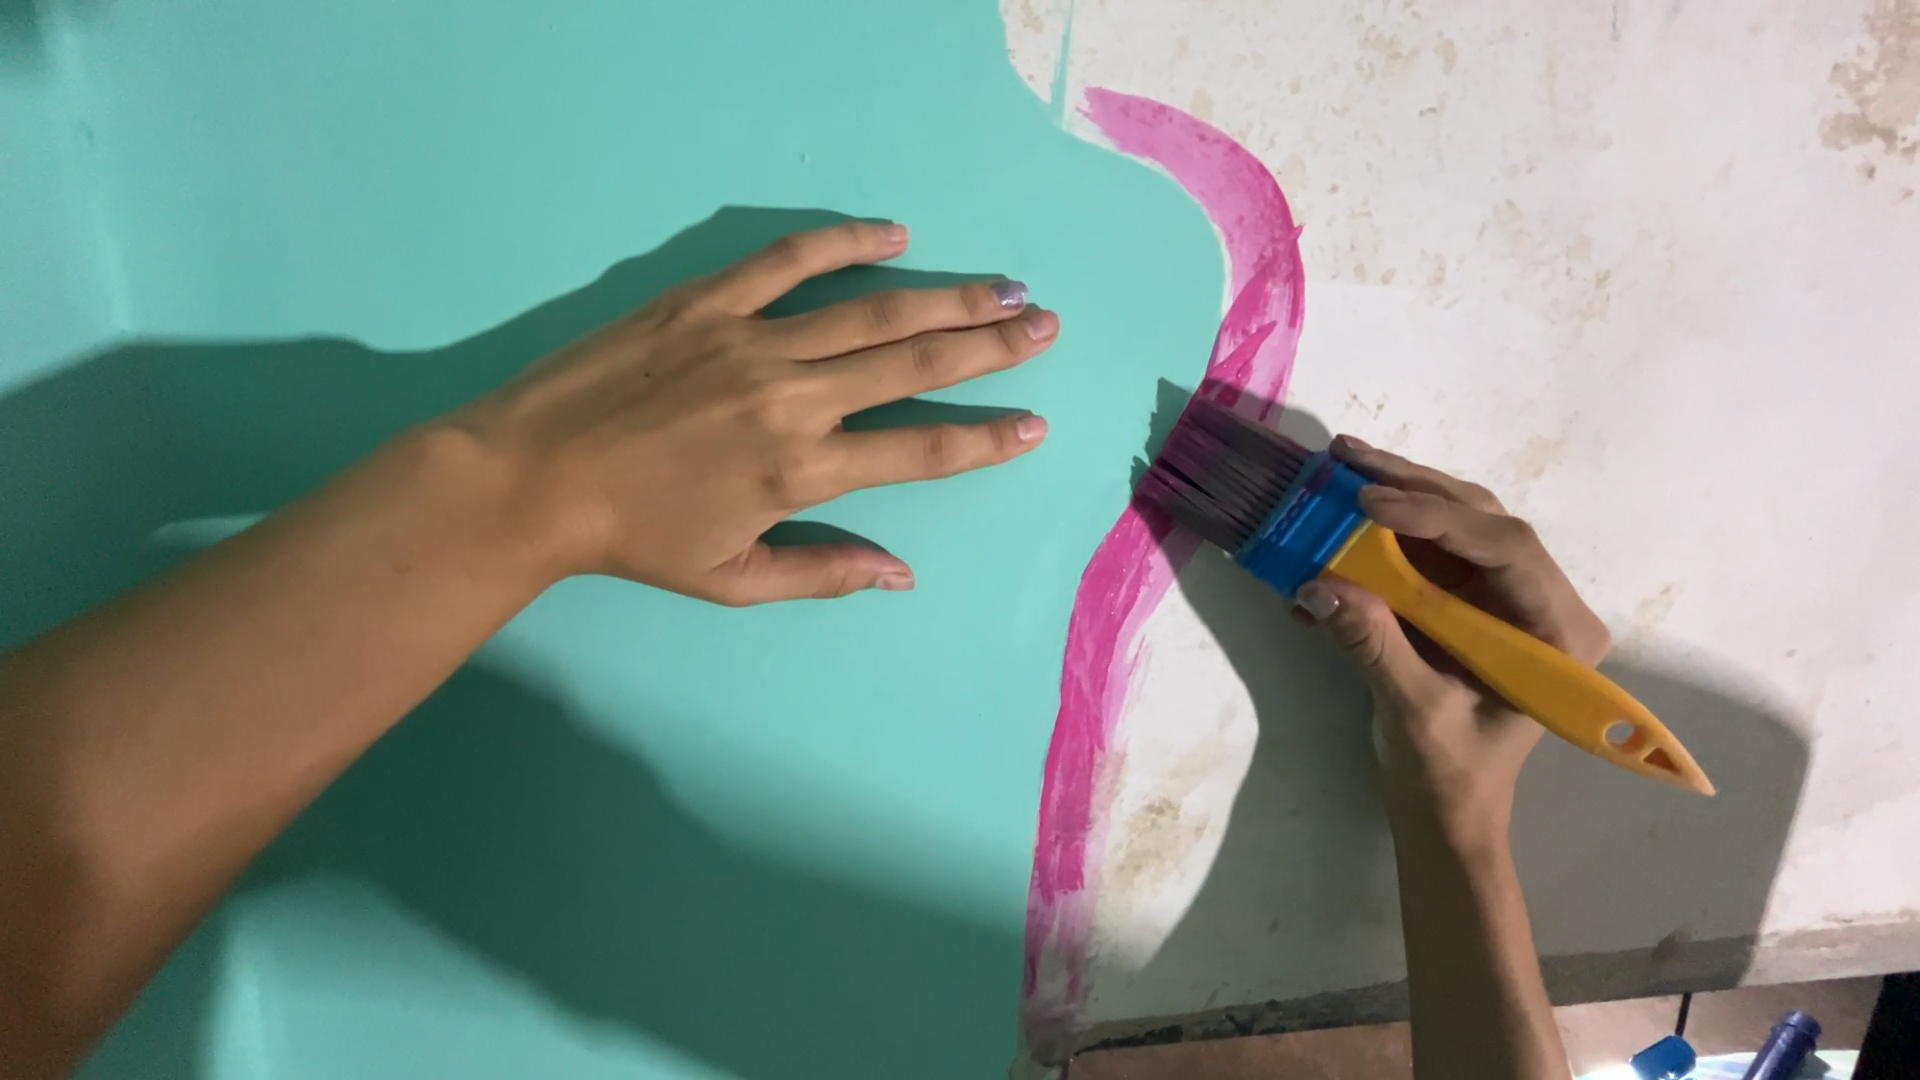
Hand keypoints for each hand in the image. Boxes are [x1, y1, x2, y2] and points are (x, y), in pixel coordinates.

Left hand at [444, 221, 1056, 604]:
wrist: (528, 480)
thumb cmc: (636, 540)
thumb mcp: (733, 580)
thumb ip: (824, 573)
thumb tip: (903, 576)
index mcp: (804, 471)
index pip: (922, 450)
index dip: (986, 439)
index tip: (1035, 424)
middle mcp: (795, 399)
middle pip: (915, 365)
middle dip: (990, 346)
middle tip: (1044, 325)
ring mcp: (753, 342)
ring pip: (872, 312)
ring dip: (946, 298)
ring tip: (1002, 287)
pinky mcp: (707, 302)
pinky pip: (790, 261)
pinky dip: (845, 243)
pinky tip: (894, 235)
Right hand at [1294, 437, 1610, 826]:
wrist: (1443, 804)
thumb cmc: (1448, 770)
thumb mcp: (1412, 709)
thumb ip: (1371, 644)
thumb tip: (1316, 584)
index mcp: (1552, 630)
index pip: (1506, 547)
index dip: (1437, 517)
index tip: (1367, 505)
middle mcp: (1531, 600)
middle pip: (1477, 519)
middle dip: (1411, 484)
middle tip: (1346, 457)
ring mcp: (1491, 597)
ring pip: (1448, 522)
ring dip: (1392, 491)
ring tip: (1339, 462)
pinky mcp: (1453, 600)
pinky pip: (1415, 549)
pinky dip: (1372, 531)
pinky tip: (1333, 513)